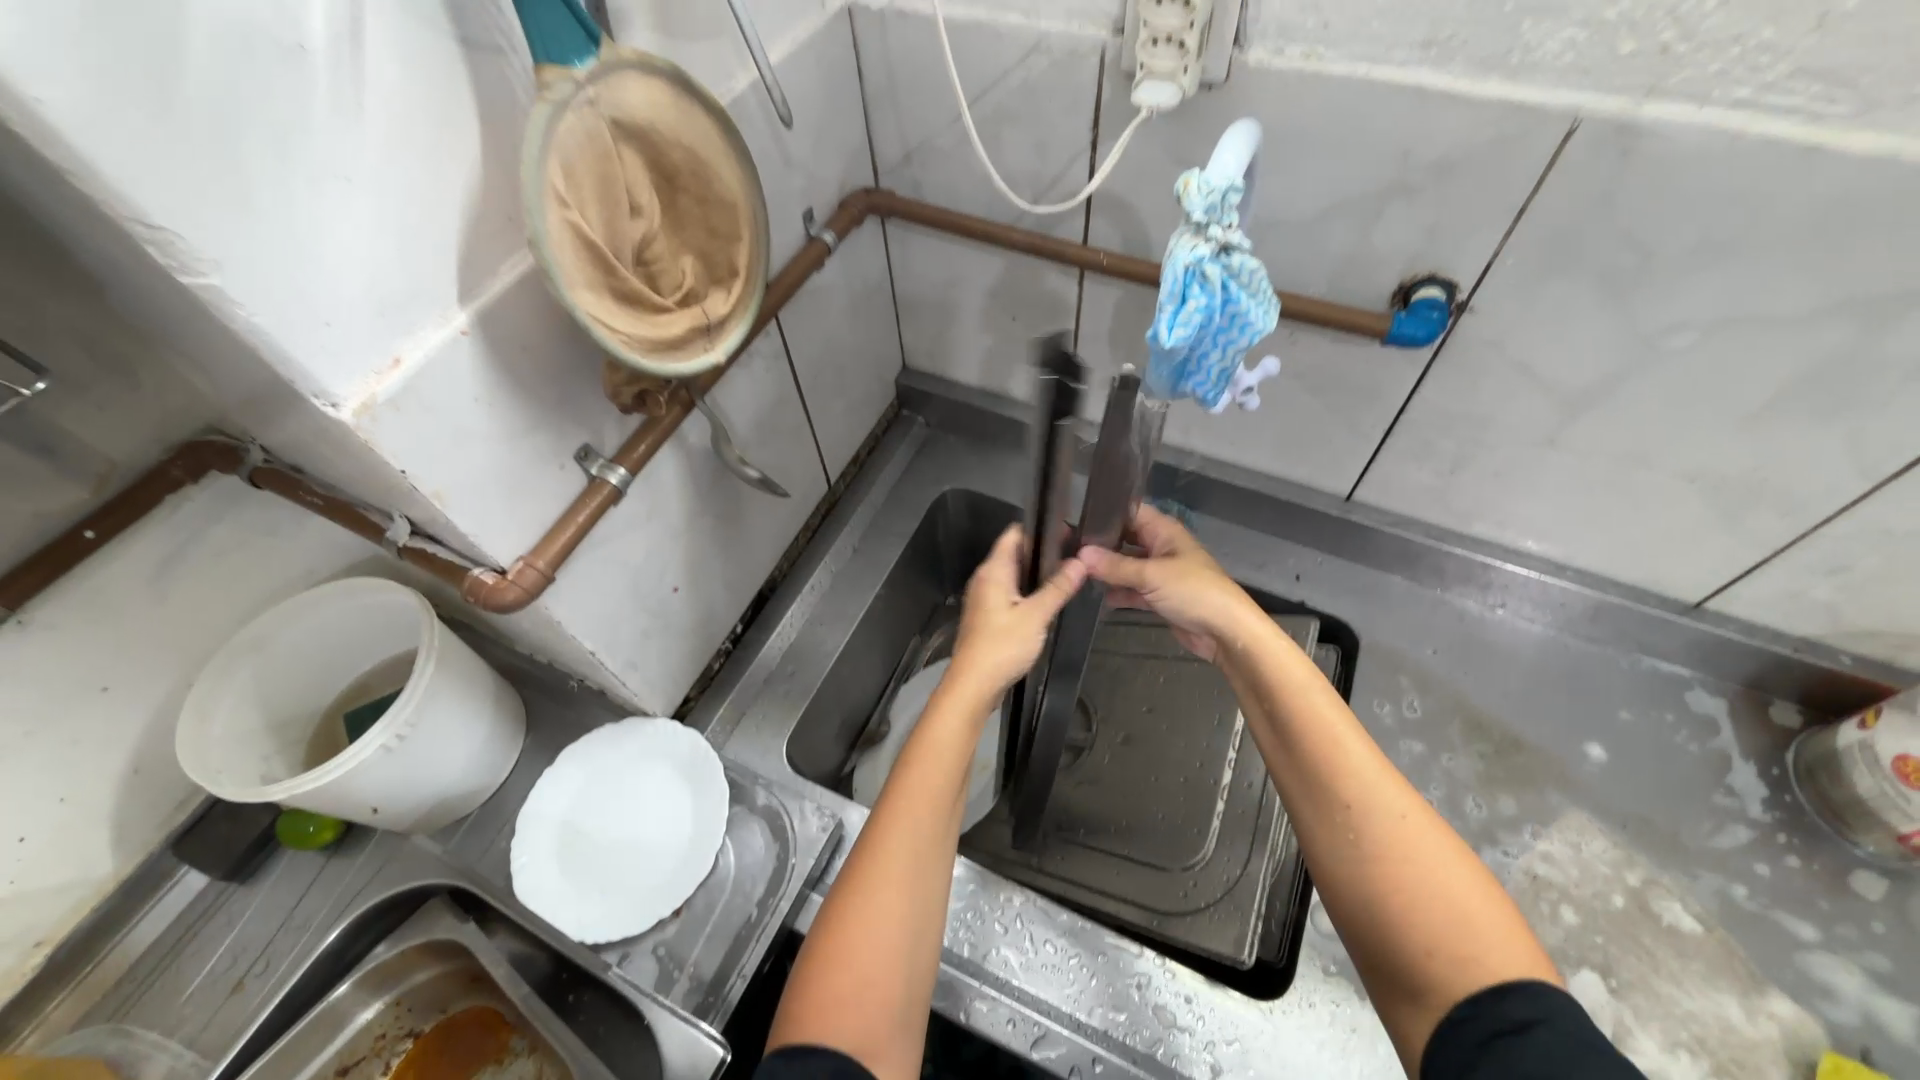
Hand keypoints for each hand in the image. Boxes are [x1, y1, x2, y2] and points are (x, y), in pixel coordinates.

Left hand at [948, 526, 1086, 695]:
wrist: (973, 685)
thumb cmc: (1002, 646)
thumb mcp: (1035, 616)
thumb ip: (1058, 588)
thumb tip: (1081, 561)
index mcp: (993, 571)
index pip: (1014, 533)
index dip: (1040, 529)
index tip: (1068, 533)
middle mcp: (985, 578)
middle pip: (1015, 553)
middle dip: (1043, 552)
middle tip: (1076, 555)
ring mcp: (984, 598)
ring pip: (1014, 575)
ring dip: (1037, 573)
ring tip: (1068, 575)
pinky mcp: (988, 616)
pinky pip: (1011, 593)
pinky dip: (1028, 591)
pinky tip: (1049, 600)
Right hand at [1078, 504, 1259, 663]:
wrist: (1224, 631)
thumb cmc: (1193, 591)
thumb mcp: (1150, 575)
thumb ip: (1115, 566)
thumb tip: (1080, 554)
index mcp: (1164, 531)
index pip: (1131, 512)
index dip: (1106, 513)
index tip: (1076, 519)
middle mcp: (1161, 547)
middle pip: (1126, 539)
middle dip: (1101, 545)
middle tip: (1069, 548)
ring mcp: (1160, 573)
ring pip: (1127, 566)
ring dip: (1108, 571)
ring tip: (1076, 572)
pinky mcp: (1160, 596)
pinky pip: (1133, 589)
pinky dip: (1119, 592)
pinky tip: (1098, 596)